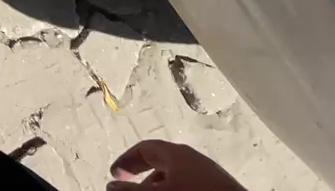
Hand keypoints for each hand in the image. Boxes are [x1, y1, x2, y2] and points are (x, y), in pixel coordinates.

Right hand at [108, 140, 248, 190]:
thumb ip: (132, 190)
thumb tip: (110, 186)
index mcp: (176, 152)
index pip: (143, 148)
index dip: (126, 160)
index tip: (114, 175)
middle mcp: (193, 159)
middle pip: (162, 163)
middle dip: (144, 176)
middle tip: (131, 188)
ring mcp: (211, 175)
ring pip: (179, 177)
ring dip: (162, 186)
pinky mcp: (223, 189)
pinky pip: (194, 186)